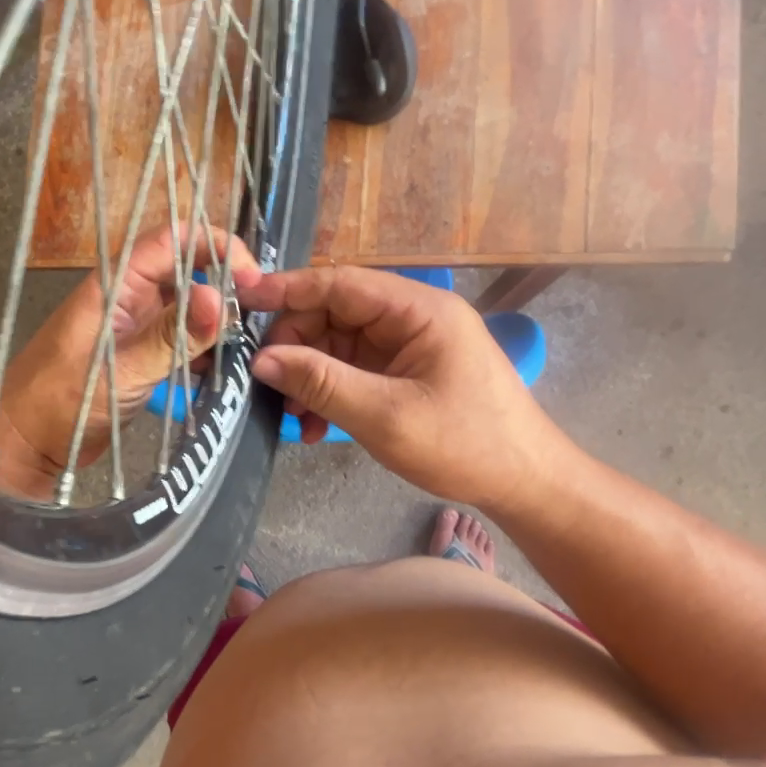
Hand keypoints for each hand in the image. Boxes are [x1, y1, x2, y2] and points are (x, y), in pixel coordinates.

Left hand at [0, 227, 259, 497]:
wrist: (24, 446)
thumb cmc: (60, 405)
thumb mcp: (120, 371)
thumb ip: (171, 337)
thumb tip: (220, 301)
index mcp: (114, 285)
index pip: (172, 240)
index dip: (216, 247)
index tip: (252, 280)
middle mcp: (125, 297)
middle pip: (184, 271)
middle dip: (223, 286)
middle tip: (259, 317)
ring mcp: (129, 328)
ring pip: (183, 307)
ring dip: (214, 322)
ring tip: (247, 346)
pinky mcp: (134, 357)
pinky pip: (176, 340)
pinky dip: (199, 350)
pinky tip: (221, 371)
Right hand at [235, 266, 576, 511]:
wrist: (524, 483)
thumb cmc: (465, 444)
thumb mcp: (385, 415)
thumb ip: (320, 383)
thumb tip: (260, 361)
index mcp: (419, 310)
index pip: (340, 283)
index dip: (287, 288)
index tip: (241, 299)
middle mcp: (411, 319)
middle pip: (332, 313)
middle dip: (294, 346)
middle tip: (267, 383)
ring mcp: (406, 346)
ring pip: (334, 345)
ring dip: (307, 378)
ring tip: (294, 418)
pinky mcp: (402, 373)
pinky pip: (348, 371)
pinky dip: (325, 395)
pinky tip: (314, 428)